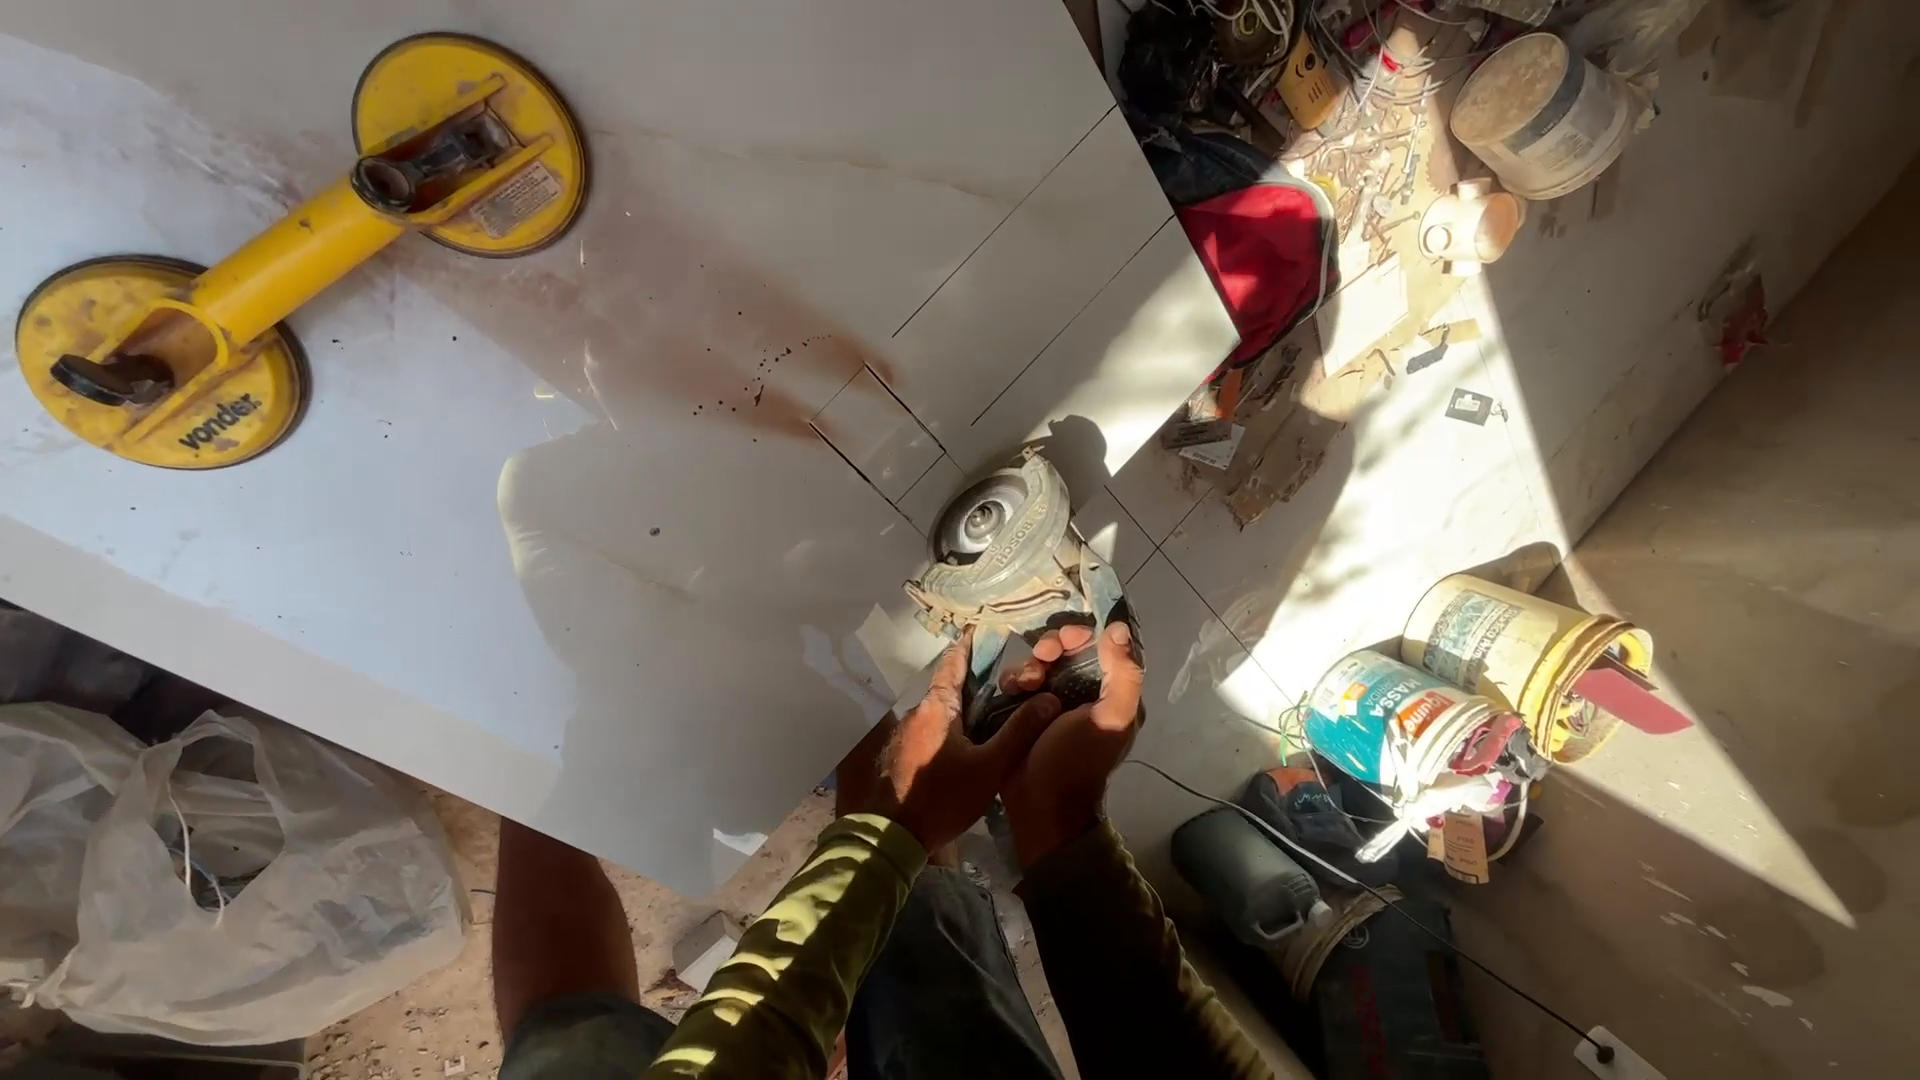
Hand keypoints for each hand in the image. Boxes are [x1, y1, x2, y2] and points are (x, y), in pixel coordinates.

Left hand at [834, 627, 1061, 852]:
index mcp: (937, 707)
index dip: (967, 646)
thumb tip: (1049, 698)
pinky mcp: (902, 755)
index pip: (953, 664)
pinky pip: (933, 729)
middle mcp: (917, 712)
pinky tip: (969, 740)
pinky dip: (952, 725)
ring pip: (941, 710)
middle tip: (1003, 672)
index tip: (979, 629)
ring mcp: (906, 734)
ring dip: (962, 705)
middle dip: (973, 678)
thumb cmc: (942, 797)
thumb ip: (1019, 732)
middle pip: (949, 687)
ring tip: (993, 706)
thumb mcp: (989, 766)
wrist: (891, 836)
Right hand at [999, 620, 1143, 867]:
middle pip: (1066, 649)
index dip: (1083, 635)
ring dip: (1029, 664)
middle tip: (1041, 656)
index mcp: (1110, 692)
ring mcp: (1051, 699)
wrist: (1039, 802)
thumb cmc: (1078, 759)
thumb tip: (1119, 629)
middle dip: (1052, 646)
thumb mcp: (1110, 717)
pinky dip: (1013, 679)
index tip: (1068, 637)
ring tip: (1024, 684)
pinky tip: (1011, 691)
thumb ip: (1124, 674)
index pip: (1100, 647)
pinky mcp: (1024, 708)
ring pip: (1039, 662)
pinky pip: (1017, 680)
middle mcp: (1082, 691)